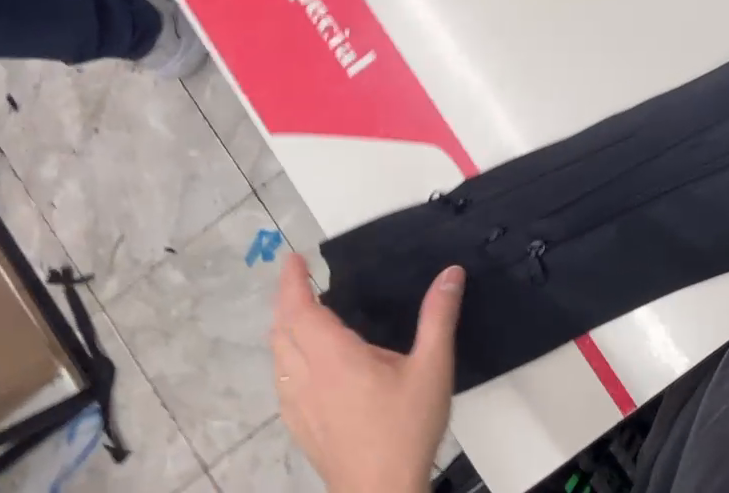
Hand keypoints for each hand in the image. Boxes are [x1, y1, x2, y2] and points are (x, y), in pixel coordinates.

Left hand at [271, 253, 462, 492]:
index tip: (292, 258)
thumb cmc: (406, 426)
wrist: (380, 491)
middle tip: (299, 277)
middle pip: (282, 332)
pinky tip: (306, 361)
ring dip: (284, 328)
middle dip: (286, 301)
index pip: (301, 312)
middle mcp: (307, 378)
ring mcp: (298, 405)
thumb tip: (450, 274)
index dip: (292, 283)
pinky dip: (287, 355)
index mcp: (335, 359)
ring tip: (302, 311)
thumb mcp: (433, 366)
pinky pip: (282, 379)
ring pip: (278, 357)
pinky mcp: (300, 425)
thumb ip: (439, 317)